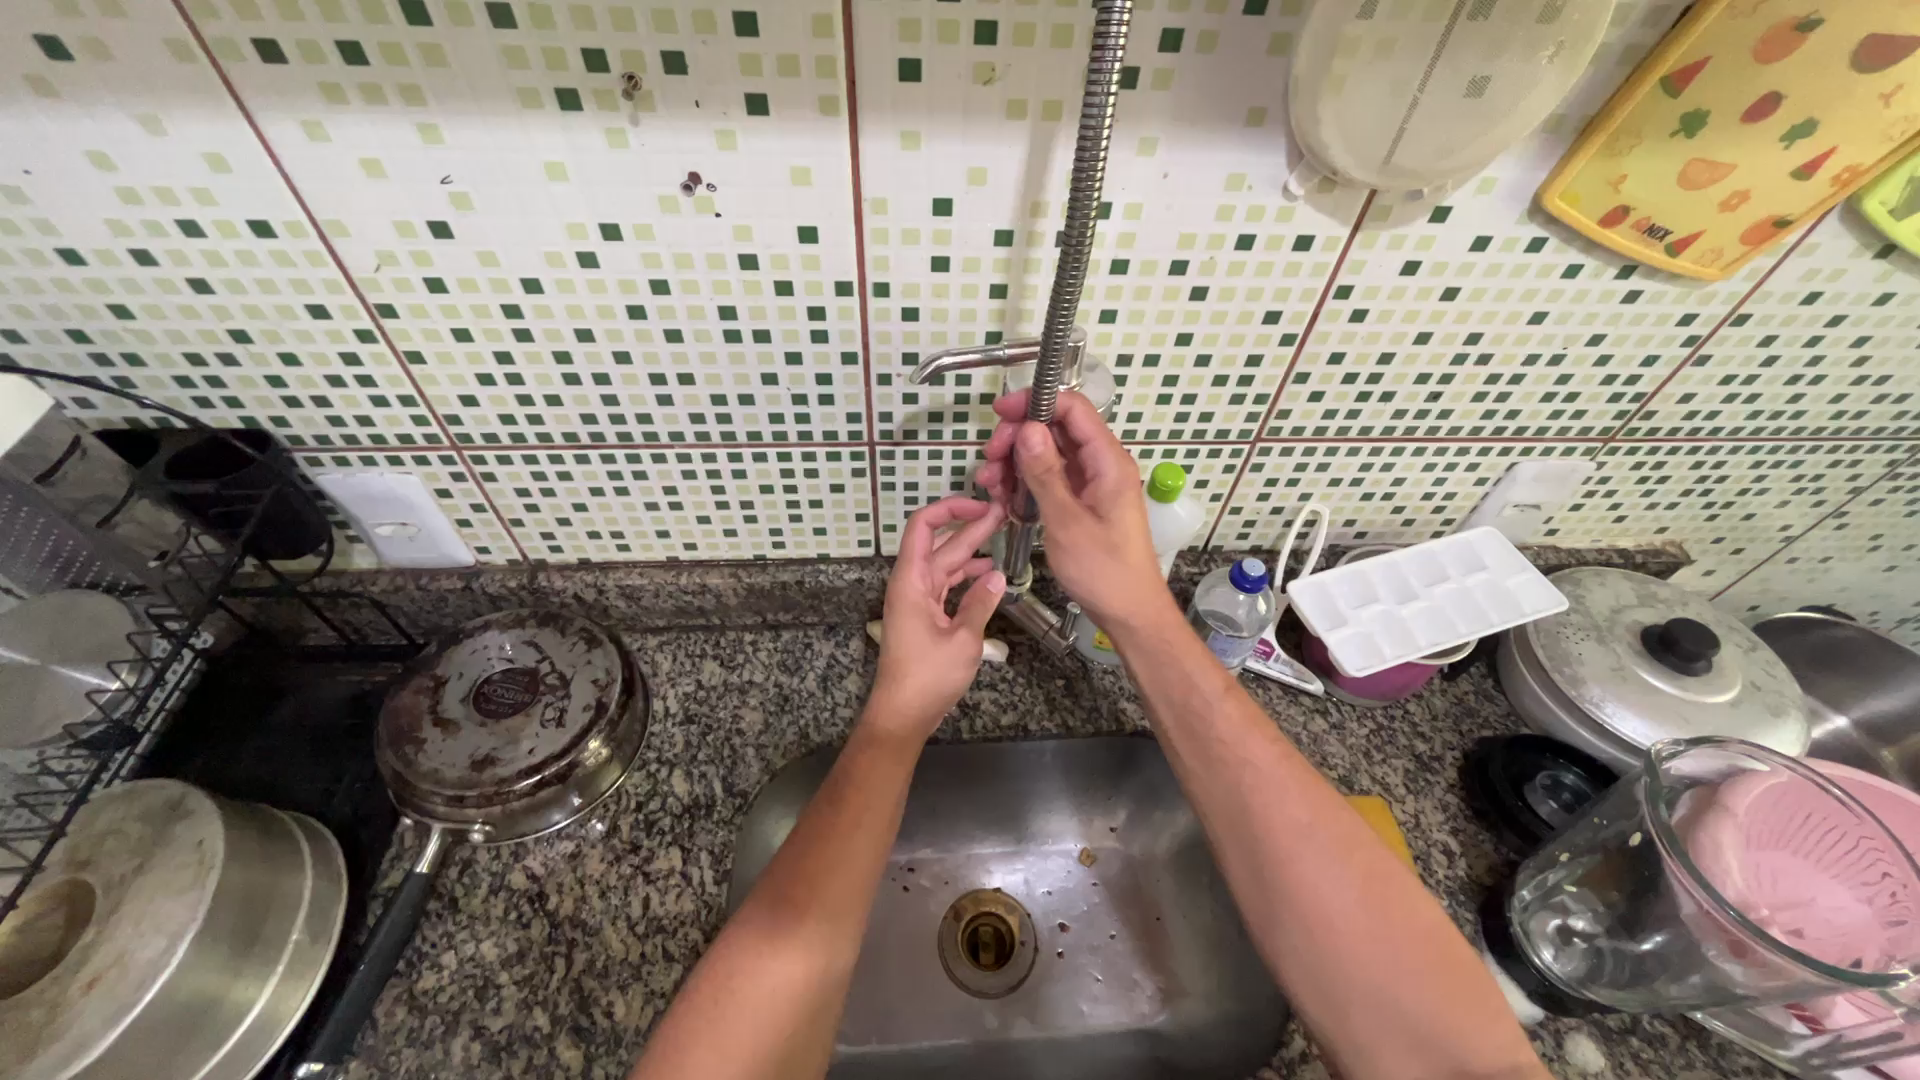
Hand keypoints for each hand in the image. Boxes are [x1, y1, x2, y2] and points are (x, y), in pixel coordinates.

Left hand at [867, 496, 1007, 740]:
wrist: (902, 715)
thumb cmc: (928, 677)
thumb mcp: (963, 639)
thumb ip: (981, 603)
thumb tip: (998, 576)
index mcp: (911, 581)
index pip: (923, 526)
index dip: (950, 509)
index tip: (981, 506)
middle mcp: (911, 584)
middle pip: (940, 544)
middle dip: (971, 527)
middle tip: (1004, 512)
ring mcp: (917, 600)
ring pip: (945, 564)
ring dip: (971, 551)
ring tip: (1004, 536)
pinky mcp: (924, 617)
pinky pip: (946, 586)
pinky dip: (966, 577)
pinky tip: (989, 573)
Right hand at [975, 389, 1175, 636]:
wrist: (1128, 612)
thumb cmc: (1104, 571)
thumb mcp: (1067, 522)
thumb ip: (1045, 474)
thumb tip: (1027, 429)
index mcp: (1107, 462)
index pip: (1072, 408)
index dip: (1035, 402)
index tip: (1000, 413)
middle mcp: (1100, 465)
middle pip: (1055, 429)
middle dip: (1018, 437)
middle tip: (989, 460)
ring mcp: (1090, 484)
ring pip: (1048, 455)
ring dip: (1016, 463)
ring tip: (990, 485)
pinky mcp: (1081, 502)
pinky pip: (1050, 480)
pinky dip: (1025, 484)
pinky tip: (1005, 500)